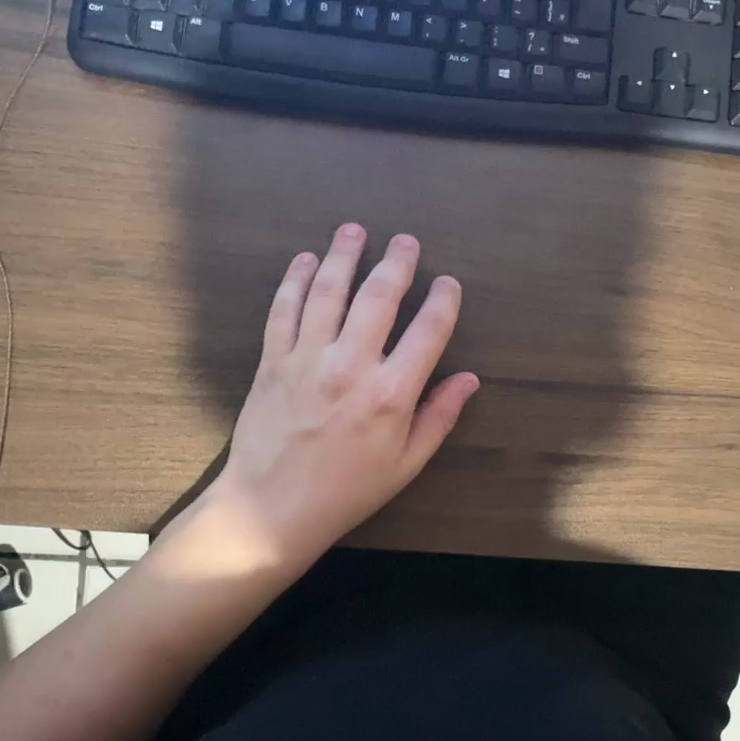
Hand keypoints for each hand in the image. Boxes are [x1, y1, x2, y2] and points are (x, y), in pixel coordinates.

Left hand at [205, 224, 479, 564]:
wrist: (271, 509)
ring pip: (329, 292)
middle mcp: (351, 366)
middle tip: (406, 242)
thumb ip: (438, 418)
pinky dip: (294, 281)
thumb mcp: (405, 466)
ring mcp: (307, 359)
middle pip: (379, 297)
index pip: (428, 332)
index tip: (448, 284)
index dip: (443, 301)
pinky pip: (284, 310)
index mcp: (391, 395)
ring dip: (343, 255)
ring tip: (353, 231)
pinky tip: (304, 261)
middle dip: (397, 263)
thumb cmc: (346, 492)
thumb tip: (468, 380)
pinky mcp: (272, 361)